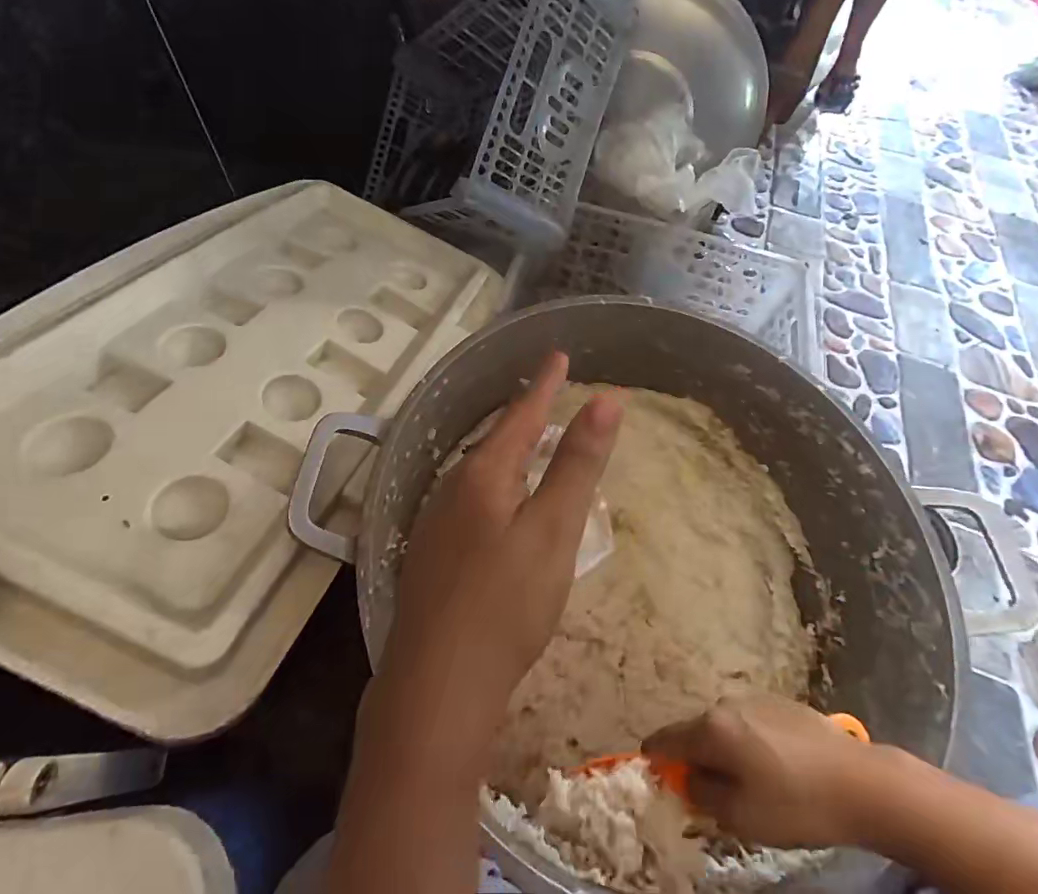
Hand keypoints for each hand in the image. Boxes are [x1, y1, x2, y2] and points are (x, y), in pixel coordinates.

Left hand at [381, 351, 622, 723]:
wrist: (438, 682)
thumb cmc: (506, 604)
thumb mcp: (553, 531)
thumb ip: (577, 465)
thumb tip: (606, 400)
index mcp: (482, 474)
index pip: (521, 415)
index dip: (545, 384)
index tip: (558, 355)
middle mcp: (451, 488)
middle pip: (495, 440)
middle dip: (524, 416)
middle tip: (549, 396)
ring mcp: (435, 522)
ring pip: (479, 472)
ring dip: (507, 451)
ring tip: (528, 442)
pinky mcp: (431, 554)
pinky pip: (469, 500)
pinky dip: (494, 486)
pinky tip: (499, 505)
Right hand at [644, 695, 907, 848]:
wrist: (863, 783)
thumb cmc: (795, 804)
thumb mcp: (740, 815)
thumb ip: (702, 794)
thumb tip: (688, 778)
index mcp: (712, 728)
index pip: (665, 739)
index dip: (655, 758)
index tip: (652, 772)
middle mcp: (728, 704)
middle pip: (696, 732)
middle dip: (696, 759)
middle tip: (710, 792)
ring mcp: (757, 700)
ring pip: (725, 727)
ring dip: (725, 751)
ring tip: (748, 783)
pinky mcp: (784, 703)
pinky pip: (751, 723)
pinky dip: (749, 743)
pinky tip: (775, 769)